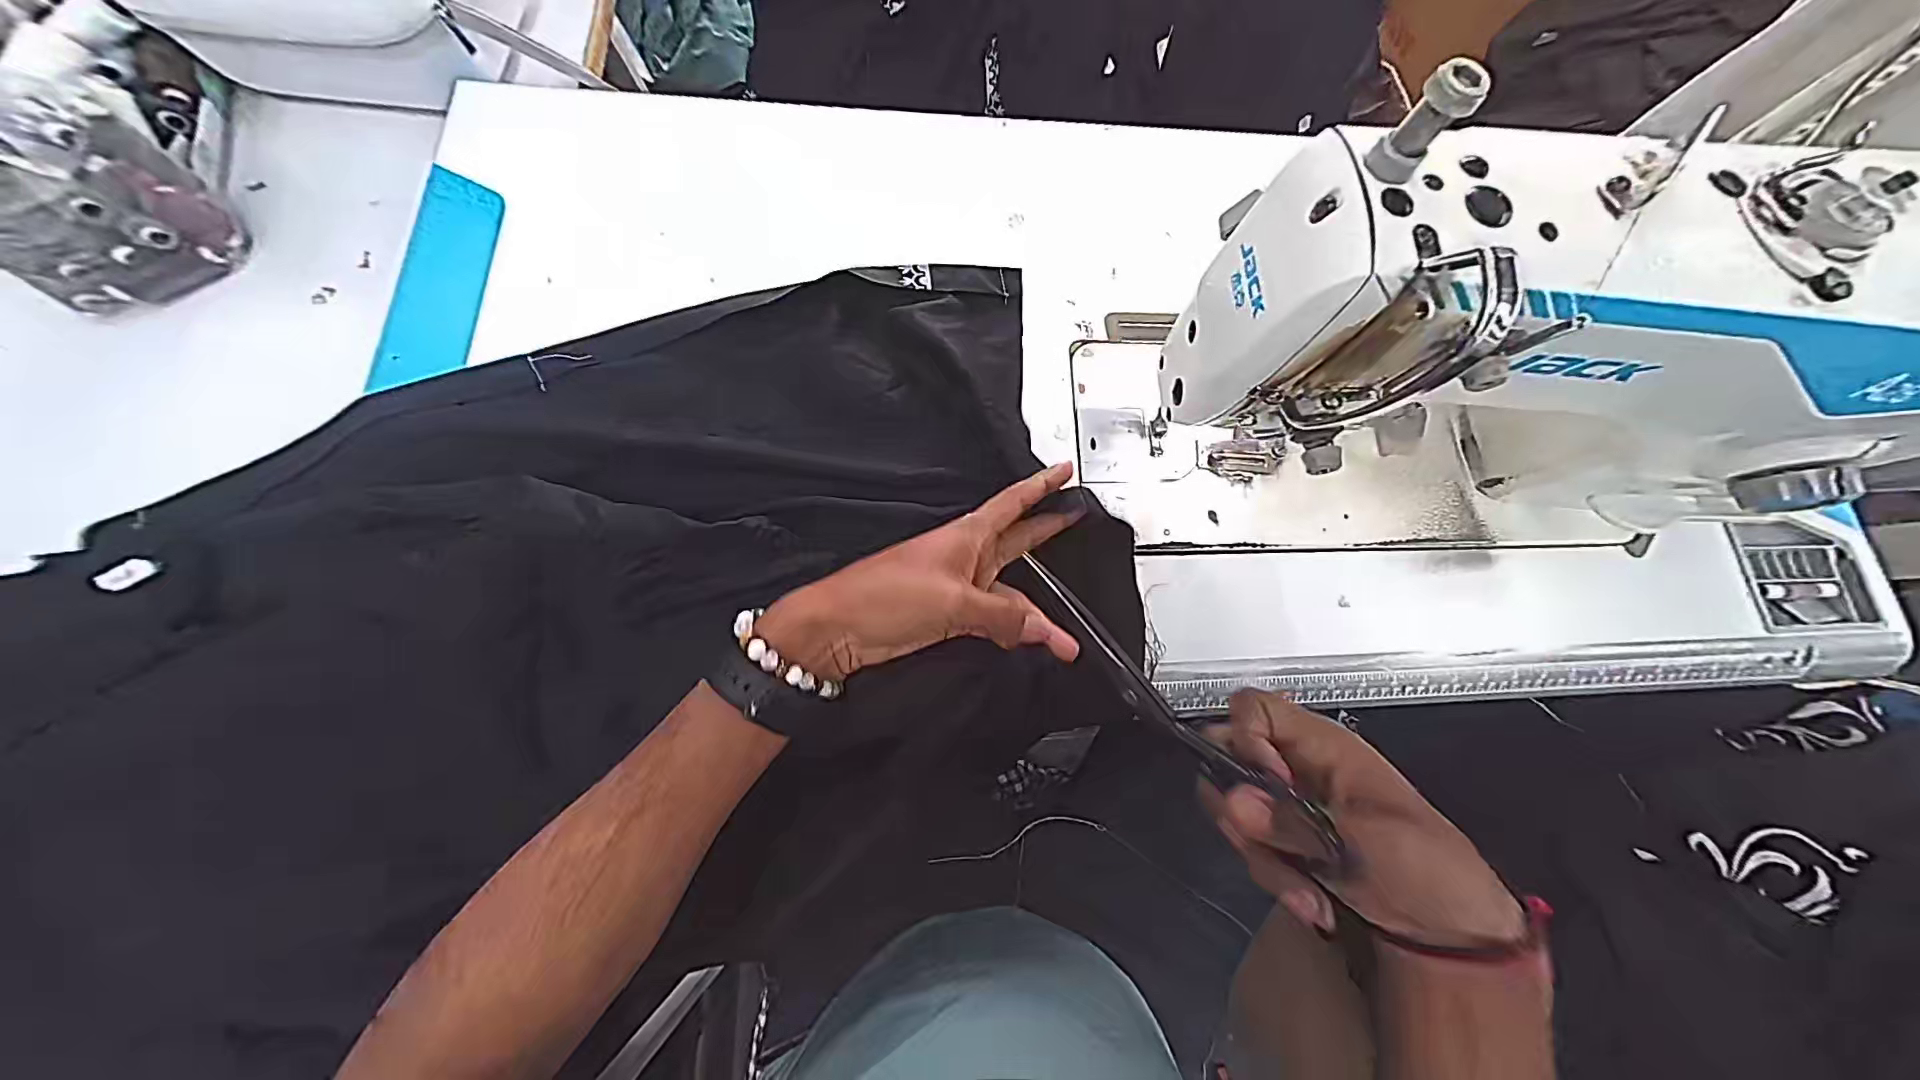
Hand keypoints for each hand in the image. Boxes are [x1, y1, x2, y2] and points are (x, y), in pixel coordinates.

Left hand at [754, 463, 1084, 680]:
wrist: (838, 629)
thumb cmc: (878, 596)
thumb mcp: (953, 602)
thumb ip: (1002, 615)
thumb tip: (1039, 628)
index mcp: (966, 536)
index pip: (1014, 502)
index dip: (1041, 485)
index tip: (1063, 472)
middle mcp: (964, 556)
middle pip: (1018, 540)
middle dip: (1048, 531)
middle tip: (1076, 519)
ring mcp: (957, 586)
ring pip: (1009, 591)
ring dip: (1035, 614)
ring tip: (1061, 638)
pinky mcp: (948, 614)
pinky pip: (992, 618)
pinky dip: (1011, 631)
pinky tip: (1026, 641)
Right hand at [1202, 690, 1524, 948]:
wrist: (1456, 937)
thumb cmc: (1429, 869)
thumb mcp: (1363, 841)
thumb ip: (1290, 820)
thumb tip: (1234, 802)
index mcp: (1323, 745)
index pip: (1252, 710)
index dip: (1244, 739)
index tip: (1265, 786)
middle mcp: (1296, 766)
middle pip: (1228, 761)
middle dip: (1241, 811)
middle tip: (1269, 843)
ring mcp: (1287, 804)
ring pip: (1234, 810)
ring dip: (1261, 855)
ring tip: (1305, 889)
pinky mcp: (1284, 840)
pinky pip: (1250, 845)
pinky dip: (1273, 875)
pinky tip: (1310, 900)